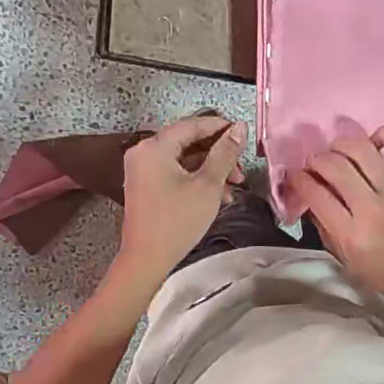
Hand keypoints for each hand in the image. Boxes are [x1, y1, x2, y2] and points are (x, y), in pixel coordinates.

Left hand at [117, 115, 246, 278]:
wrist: (146, 258)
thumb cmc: (176, 222)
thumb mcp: (208, 185)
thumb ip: (225, 153)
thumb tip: (239, 128)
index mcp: (154, 146)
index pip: (192, 124)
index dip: (220, 127)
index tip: (242, 133)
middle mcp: (143, 152)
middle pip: (187, 142)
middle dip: (217, 154)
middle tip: (240, 168)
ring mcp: (141, 170)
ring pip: (182, 159)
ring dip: (209, 169)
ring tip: (233, 186)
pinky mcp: (143, 186)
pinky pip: (172, 173)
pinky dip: (194, 179)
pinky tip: (217, 195)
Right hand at [285, 127, 383, 307]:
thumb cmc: (375, 270)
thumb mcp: (339, 253)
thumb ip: (322, 222)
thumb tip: (308, 192)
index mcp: (351, 233)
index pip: (316, 194)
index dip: (299, 180)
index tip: (294, 177)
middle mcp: (372, 207)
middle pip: (336, 167)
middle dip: (316, 160)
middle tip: (312, 165)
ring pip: (363, 150)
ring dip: (341, 145)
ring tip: (334, 153)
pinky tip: (371, 144)